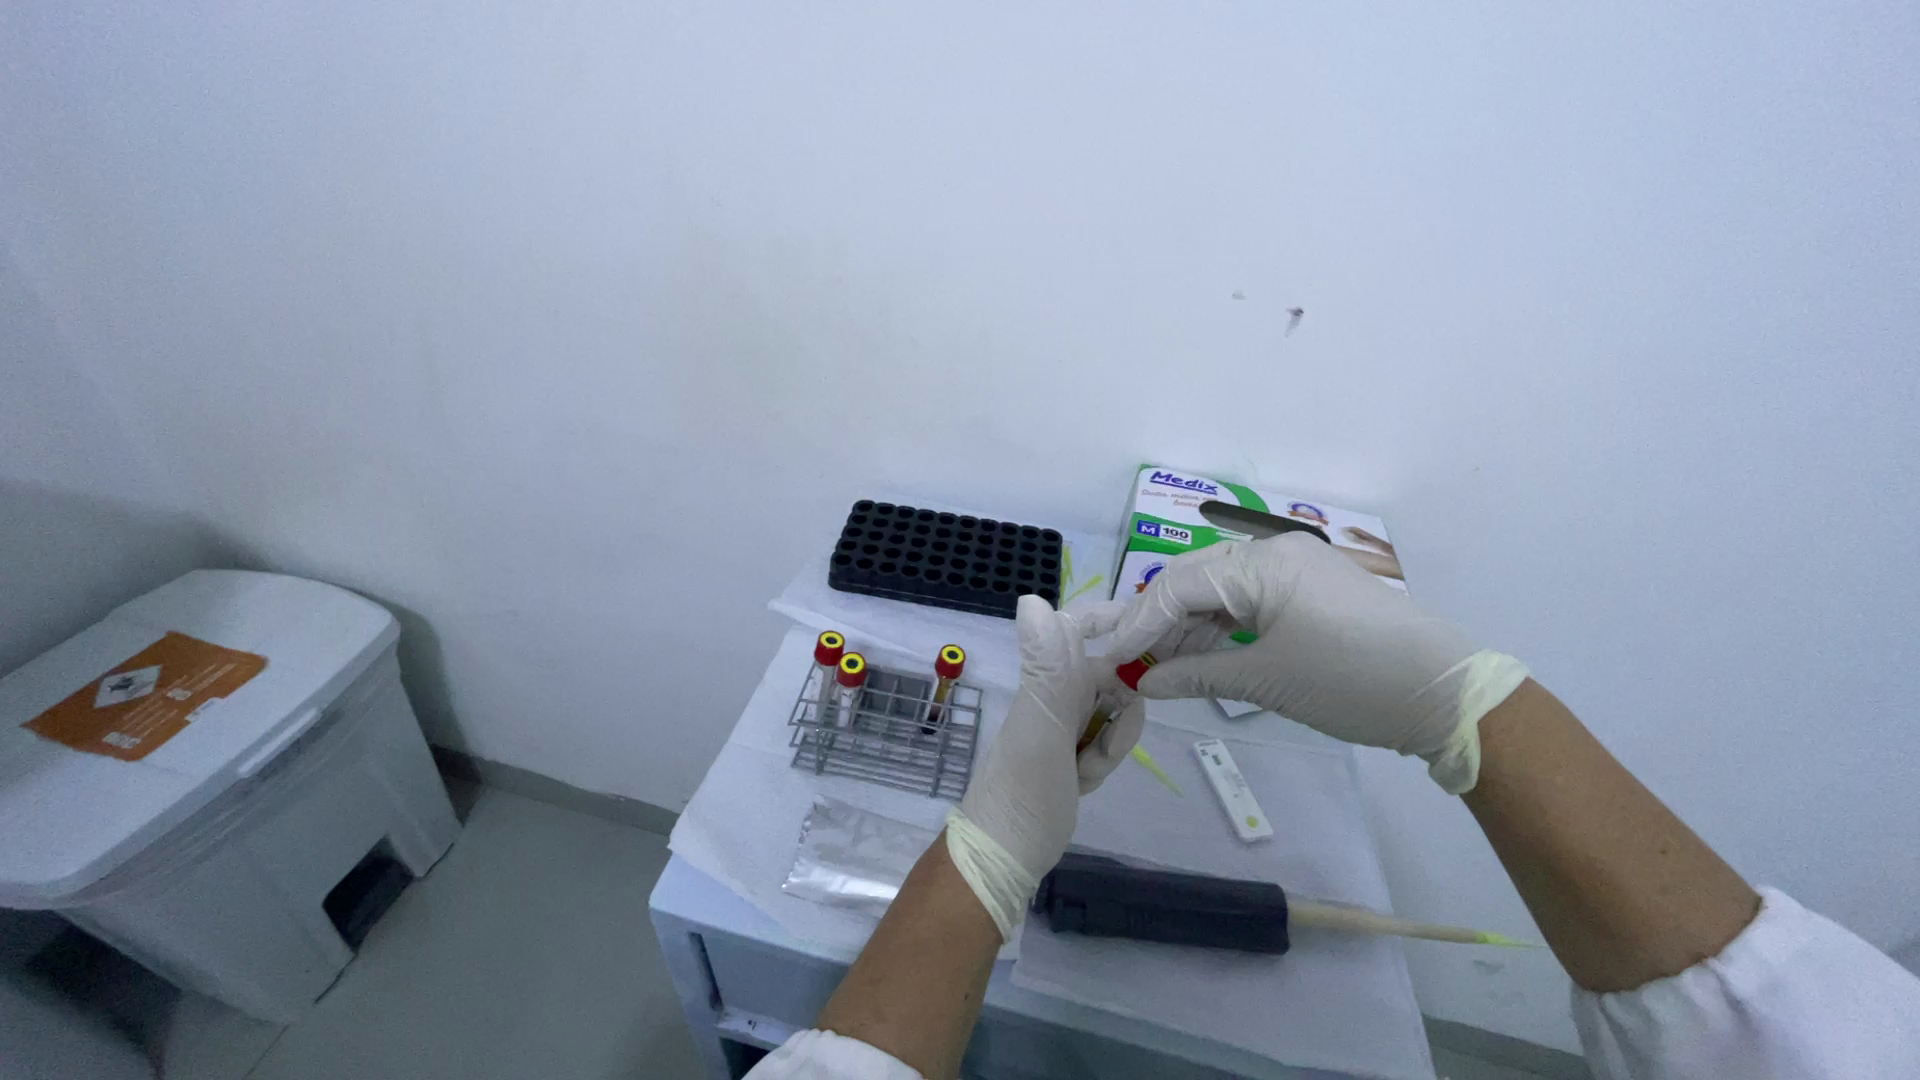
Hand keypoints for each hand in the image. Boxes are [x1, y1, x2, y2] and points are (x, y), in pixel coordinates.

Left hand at [945, 595, 1135, 939]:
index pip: (1082, 627)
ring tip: (1082, 773)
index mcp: (1048, 678)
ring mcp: (1061, 722)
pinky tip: (1081, 784)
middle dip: (1120, 711)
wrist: (1004, 857)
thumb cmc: (1025, 793)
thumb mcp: (1042, 729)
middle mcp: (1054, 691)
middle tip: (1097, 748)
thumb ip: (1047, 668)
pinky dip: (1102, 762)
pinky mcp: (1069, 752)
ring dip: (1110, 742)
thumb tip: (1030, 597)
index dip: (1116, 624)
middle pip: (1111, 676)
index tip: (1155, 645)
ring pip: (1112, 712)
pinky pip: (1104, 743)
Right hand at [1101, 534, 1527, 792]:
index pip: (1179, 586)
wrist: (1446, 696)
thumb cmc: (1349, 681)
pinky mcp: (1311, 590)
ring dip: (1188, 626)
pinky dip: (1221, 627)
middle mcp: (1275, 553)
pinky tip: (1199, 654)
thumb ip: (1196, 675)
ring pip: (1221, 590)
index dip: (1139, 623)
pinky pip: (1250, 600)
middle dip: (1158, 620)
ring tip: (1158, 662)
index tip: (1109, 656)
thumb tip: (1145, 682)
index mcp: (1262, 563)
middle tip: (1127, 657)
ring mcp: (1296, 568)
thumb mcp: (1265, 680)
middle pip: (1195, 580)